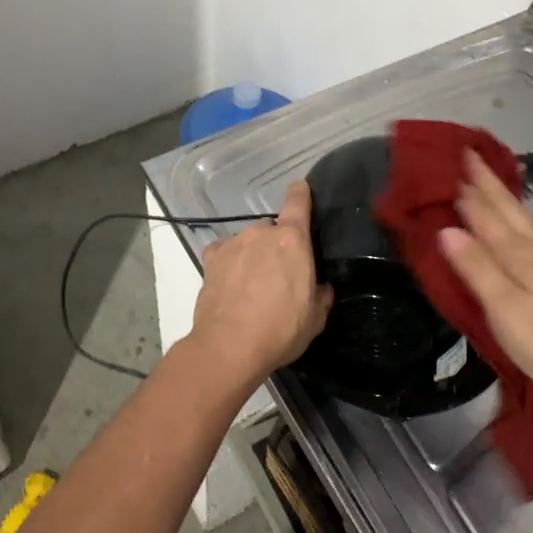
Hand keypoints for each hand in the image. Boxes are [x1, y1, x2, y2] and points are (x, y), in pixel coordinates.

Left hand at [190, 180, 332, 383]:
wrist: (230, 345)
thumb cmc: (280, 330)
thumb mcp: (315, 318)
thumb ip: (321, 295)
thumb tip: (320, 287)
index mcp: (293, 241)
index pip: (298, 203)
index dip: (301, 192)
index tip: (300, 186)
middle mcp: (261, 233)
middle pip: (272, 230)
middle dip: (276, 245)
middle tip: (279, 273)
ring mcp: (233, 243)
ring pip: (248, 241)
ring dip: (252, 255)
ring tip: (252, 285)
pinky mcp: (211, 258)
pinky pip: (224, 252)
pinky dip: (228, 261)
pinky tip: (229, 282)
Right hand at [439, 152, 532, 393]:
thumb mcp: (503, 306)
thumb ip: (476, 267)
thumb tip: (446, 228)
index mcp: (516, 253)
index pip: (485, 212)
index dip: (468, 187)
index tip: (451, 157)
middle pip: (507, 207)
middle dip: (487, 180)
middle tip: (468, 153)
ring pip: (521, 217)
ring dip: (502, 195)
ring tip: (489, 178)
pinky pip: (531, 232)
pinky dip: (518, 217)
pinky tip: (519, 222)